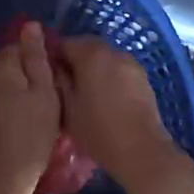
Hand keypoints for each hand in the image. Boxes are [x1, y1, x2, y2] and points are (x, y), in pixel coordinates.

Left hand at [0, 21, 61, 193]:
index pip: (23, 46)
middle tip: (48, 102)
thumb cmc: (29, 133)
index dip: (41, 63)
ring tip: (37, 115)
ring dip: (19, 91)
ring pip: (4, 79)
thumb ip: (37, 56)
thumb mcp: (44, 92)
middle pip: (12, 62)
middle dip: (29, 77)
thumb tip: (31, 24)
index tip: (54, 84)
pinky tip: (21, 122)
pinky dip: (8, 103)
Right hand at [56, 37, 175, 181]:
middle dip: (75, 59)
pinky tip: (108, 97)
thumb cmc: (98, 130)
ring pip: (105, 56)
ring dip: (94, 66)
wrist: (141, 150)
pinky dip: (110, 75)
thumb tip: (56, 69)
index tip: (50, 74)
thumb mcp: (68, 109)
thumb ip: (59, 82)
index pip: (65, 43)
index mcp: (90, 55)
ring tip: (89, 91)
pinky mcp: (142, 76)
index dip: (55, 56)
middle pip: (87, 46)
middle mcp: (111, 51)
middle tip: (68, 83)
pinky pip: (119, 67)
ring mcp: (130, 62)